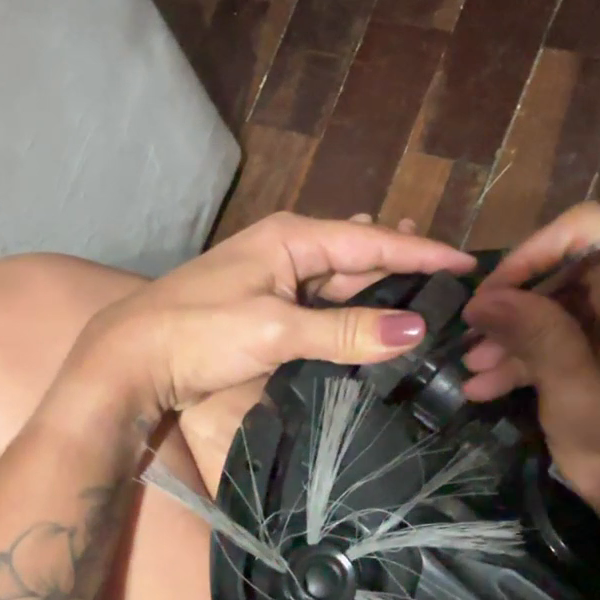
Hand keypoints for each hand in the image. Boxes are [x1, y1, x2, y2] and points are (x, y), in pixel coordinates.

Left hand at [58, 212, 474, 422]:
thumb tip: (415, 331)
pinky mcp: (265, 316)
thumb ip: (345, 331)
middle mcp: (285, 252)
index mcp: (289, 238)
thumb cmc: (199, 333)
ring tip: (427, 293)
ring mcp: (274, 284)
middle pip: (359, 258)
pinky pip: (322, 310)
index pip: (369, 241)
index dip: (420, 253)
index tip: (468, 264)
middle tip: (455, 285)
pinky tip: (372, 319)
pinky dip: (351, 316)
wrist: (132, 361)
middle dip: (405, 268)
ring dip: (379, 291)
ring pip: (341, 284)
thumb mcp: (275, 330)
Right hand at [460, 203, 599, 580]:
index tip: (485, 302)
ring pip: (592, 307)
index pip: (588, 230)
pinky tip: (509, 386)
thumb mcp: (575, 404)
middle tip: (471, 351)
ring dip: (535, 339)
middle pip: (587, 271)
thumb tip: (485, 297)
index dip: (527, 257)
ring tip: (477, 379)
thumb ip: (534, 336)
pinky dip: (567, 355)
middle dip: (523, 310)